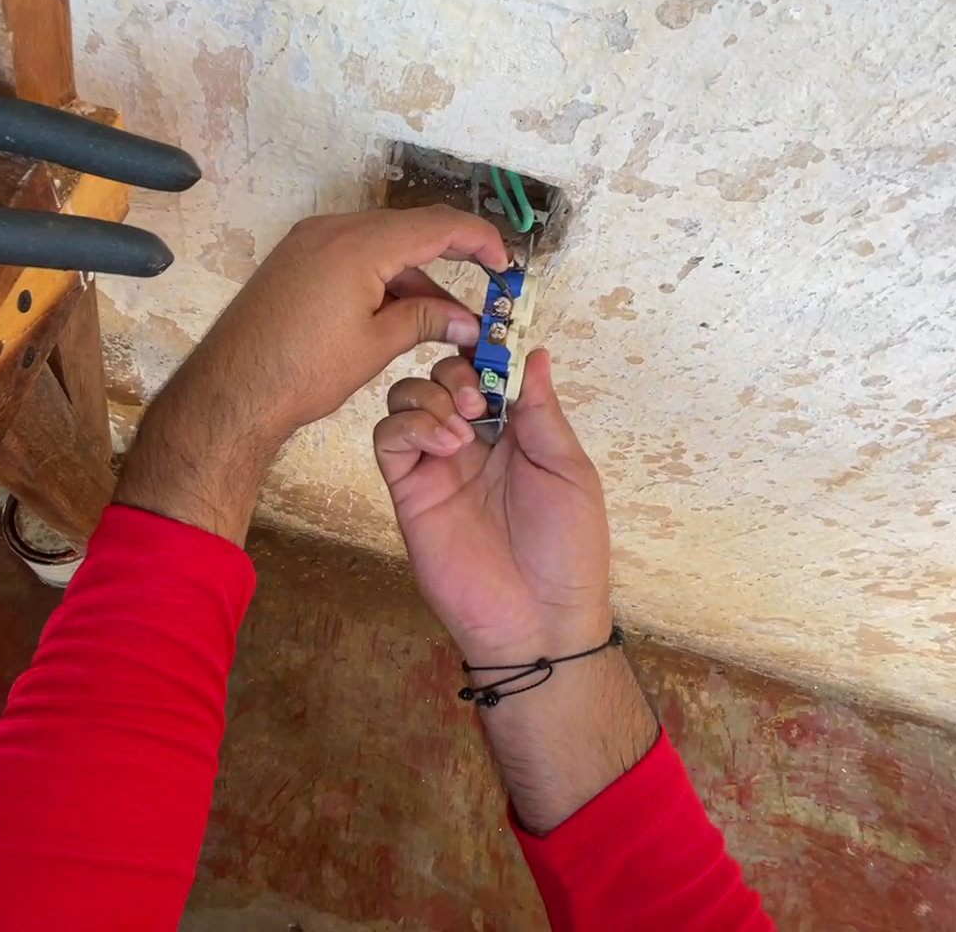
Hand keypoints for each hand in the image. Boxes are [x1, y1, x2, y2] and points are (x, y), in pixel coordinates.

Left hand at [114, 206, 506, 543]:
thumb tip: (469, 321)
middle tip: (478, 297)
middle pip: (408, 232)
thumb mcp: (375, 344)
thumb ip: (427, 320)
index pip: (436, 224)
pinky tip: (400, 313)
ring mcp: (310, 241)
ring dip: (414, 277)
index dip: (480, 238)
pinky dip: (382, 279)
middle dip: (449, 262)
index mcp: (357, 243)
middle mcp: (332, 228)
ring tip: (442, 320)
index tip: (505, 262)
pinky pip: (354, 257)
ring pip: (381, 247)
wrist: (231, 390)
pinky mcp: (297, 259)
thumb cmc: (303, 370)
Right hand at [375, 349, 657, 831]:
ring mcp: (435, 464)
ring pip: (406, 397)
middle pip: (440, 376)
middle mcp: (470, 441)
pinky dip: (408, 425)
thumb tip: (535, 351)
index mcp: (513, 432)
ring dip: (431, 397)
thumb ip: (542, 410)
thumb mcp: (568, 469)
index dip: (483, 351)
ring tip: (462, 429)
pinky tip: (444, 445)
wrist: (537, 618)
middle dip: (456, 374)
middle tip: (478, 404)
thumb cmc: (566, 546)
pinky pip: (387, 438)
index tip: (488, 336)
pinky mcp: (408, 488)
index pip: (485, 373)